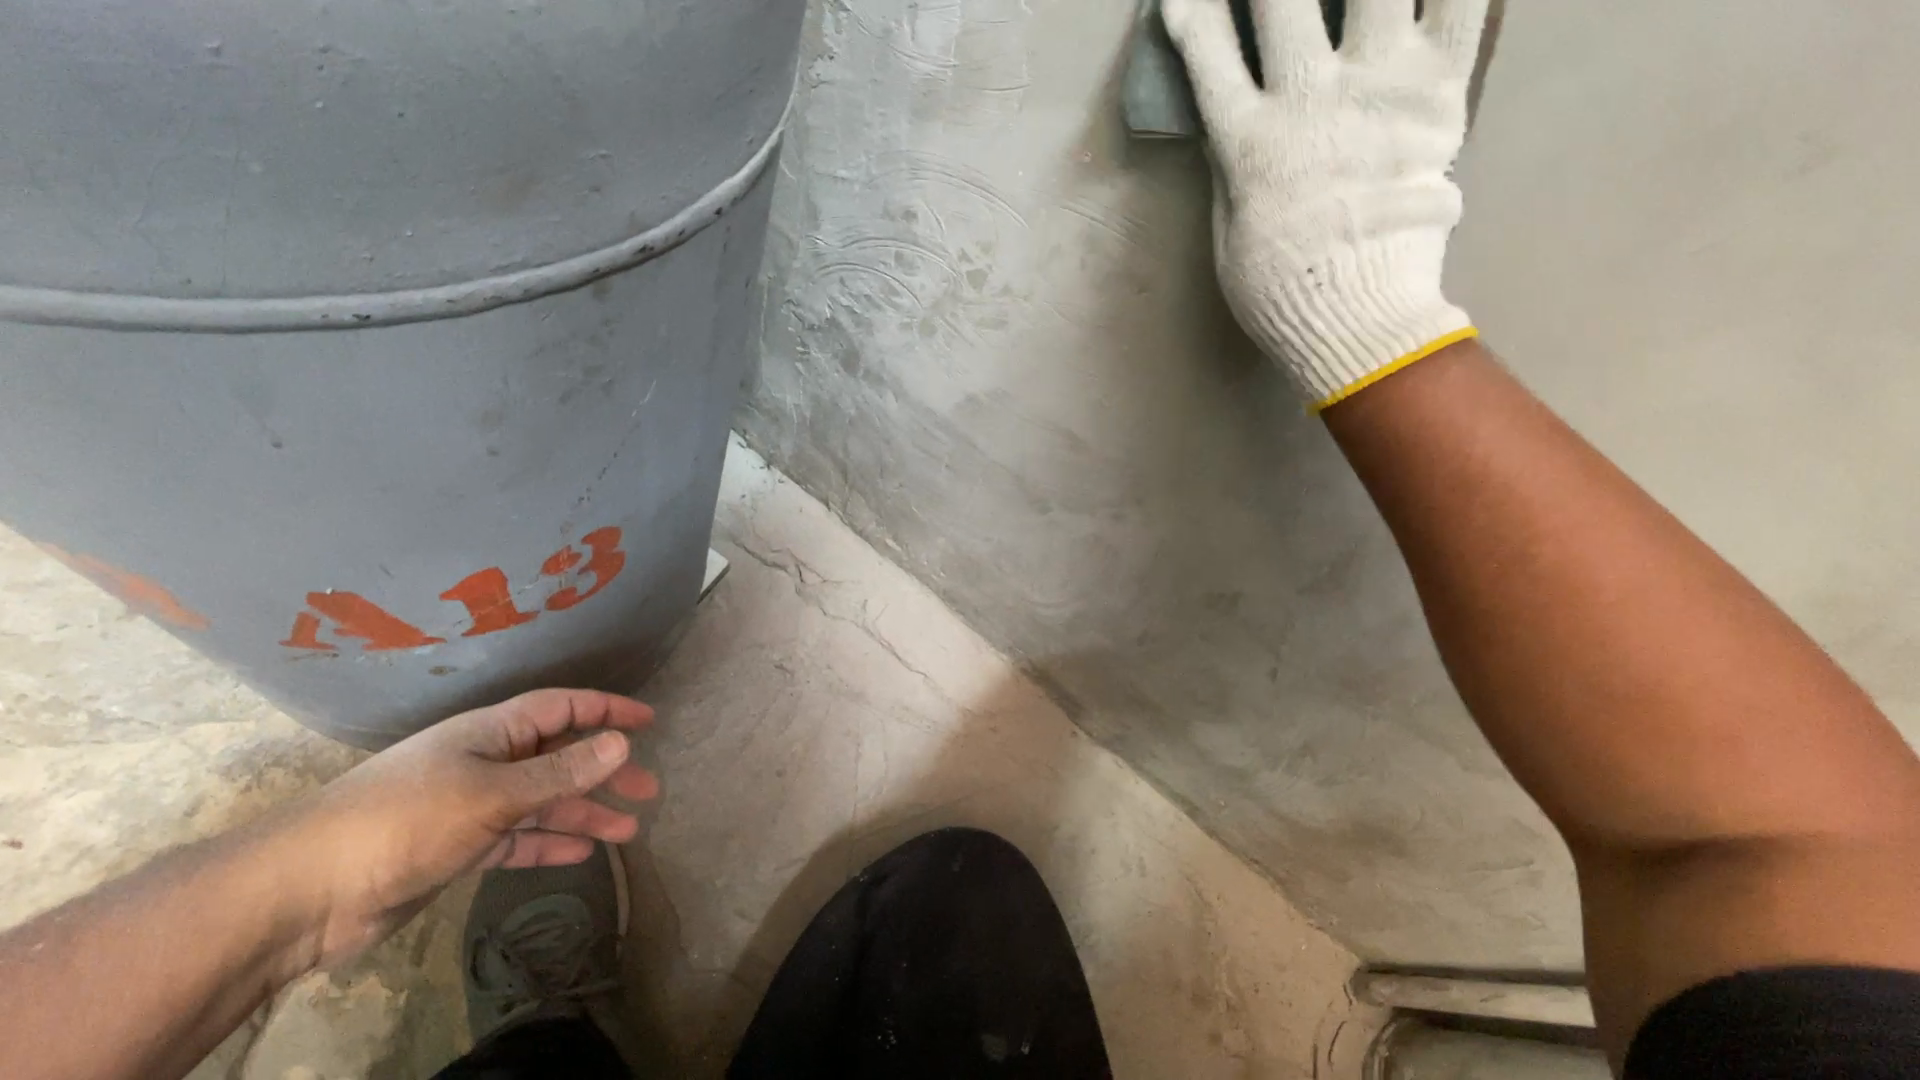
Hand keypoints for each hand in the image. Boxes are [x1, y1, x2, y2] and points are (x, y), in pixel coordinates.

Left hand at [284, 689, 658, 968]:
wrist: (305, 893)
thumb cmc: (404, 821)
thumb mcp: (492, 793)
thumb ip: (560, 771)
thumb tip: (621, 741)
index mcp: (489, 732)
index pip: (561, 707)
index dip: (606, 710)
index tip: (649, 721)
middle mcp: (484, 761)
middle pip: (558, 757)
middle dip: (603, 771)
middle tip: (648, 790)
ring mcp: (469, 806)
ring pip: (541, 802)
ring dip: (583, 813)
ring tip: (627, 831)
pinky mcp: (456, 848)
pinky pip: (517, 839)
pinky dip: (547, 845)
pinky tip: (579, 854)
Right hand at [1163, 0, 1487, 408]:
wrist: (1361, 319)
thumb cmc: (1281, 288)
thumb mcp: (1229, 231)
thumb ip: (1228, 165)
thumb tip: (1228, 117)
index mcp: (1249, 141)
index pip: (1208, 54)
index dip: (1193, 12)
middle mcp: (1309, 101)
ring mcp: (1379, 92)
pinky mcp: (1439, 97)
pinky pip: (1459, 8)